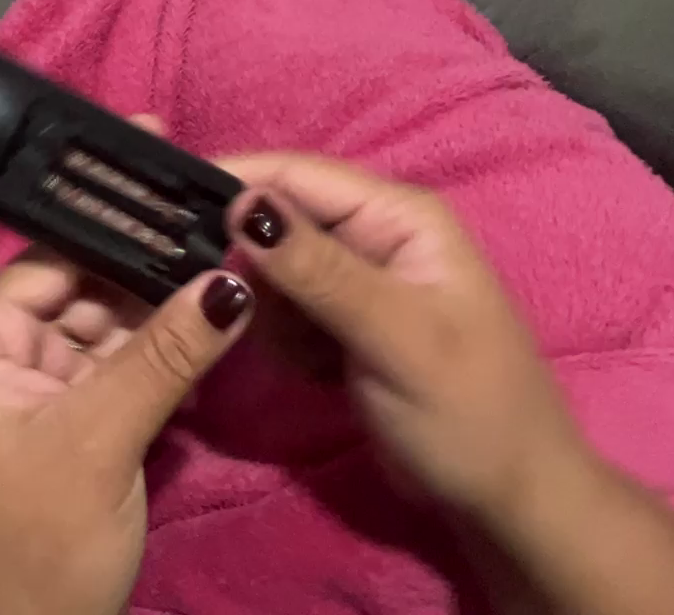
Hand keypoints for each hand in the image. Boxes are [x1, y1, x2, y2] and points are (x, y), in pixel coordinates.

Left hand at [0, 203, 254, 614]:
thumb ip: (164, 356)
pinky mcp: (77, 396)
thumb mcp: (99, 440)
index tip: (40, 137)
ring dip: (140, 280)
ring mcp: (40, 368)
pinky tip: (197, 301)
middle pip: (47, 263)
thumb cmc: (36, 540)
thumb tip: (230, 284)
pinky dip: (152, 327)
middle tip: (170, 186)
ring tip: (199, 237)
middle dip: (105, 232)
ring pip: (90, 301)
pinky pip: (115, 342)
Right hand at [218, 153, 595, 523]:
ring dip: (272, 313)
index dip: (233, 181)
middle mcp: (369, 230)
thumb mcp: (395, 337)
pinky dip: (281, 337)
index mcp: (396, 213)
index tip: (169, 206)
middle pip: (273, 218)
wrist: (504, 500)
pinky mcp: (333, 311)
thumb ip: (317, 269)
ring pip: (265, 266)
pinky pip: (275, 304)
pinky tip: (318, 369)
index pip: (295, 173)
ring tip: (313, 356)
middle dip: (257, 268)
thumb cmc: (468, 412)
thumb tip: (242, 203)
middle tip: (266, 316)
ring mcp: (350, 273)